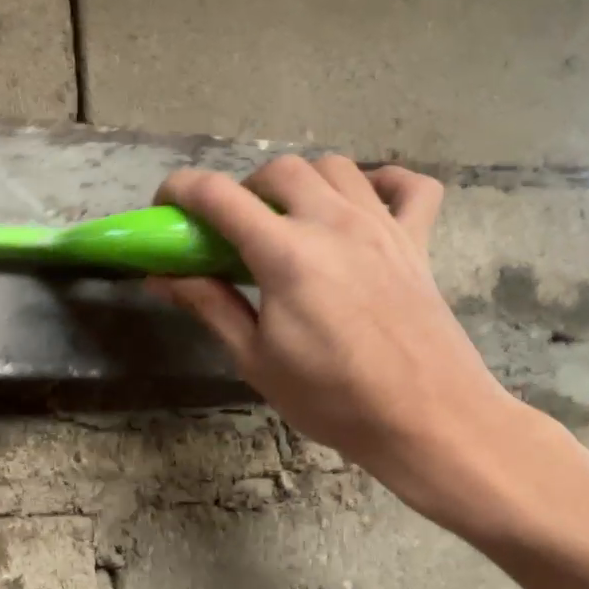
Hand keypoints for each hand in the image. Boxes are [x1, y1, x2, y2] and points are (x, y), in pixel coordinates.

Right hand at [148, 155, 522, 509]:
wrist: (429, 421)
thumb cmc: (331, 397)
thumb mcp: (254, 358)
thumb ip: (209, 305)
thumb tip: (160, 277)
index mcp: (286, 254)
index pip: (218, 195)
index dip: (180, 190)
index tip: (165, 208)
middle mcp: (334, 224)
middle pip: (279, 170)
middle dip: (242, 188)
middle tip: (230, 229)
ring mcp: (383, 227)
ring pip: (335, 168)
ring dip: (300, 182)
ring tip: (287, 219)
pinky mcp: (418, 241)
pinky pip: (409, 186)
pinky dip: (381, 184)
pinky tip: (361, 207)